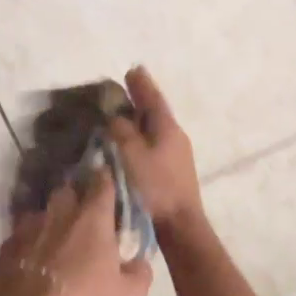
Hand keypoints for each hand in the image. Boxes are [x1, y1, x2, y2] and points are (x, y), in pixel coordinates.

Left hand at [0, 177, 152, 295]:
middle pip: (67, 190)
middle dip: (76, 196)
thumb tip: (138, 261)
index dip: (105, 178)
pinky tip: (34, 261)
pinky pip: (23, 234)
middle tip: (84, 216)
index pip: (101, 183)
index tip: (107, 177)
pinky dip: (30, 242)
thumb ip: (139, 273)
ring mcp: (29, 226)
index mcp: (92, 218)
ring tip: (57, 242)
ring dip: (52, 221)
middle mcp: (59, 212)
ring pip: (43, 212)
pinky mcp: (8, 244)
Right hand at [110, 66, 206, 232]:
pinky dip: (141, 134)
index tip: (133, 69)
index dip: (141, 84)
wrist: (180, 225)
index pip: (153, 98)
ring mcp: (176, 155)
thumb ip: (122, 131)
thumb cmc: (155, 186)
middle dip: (141, 98)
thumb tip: (116, 117)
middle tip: (127, 84)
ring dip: (140, 117)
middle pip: (156, 111)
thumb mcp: (131, 154)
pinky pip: (153, 142)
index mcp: (167, 128)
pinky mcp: (171, 171)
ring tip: (124, 110)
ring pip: (155, 128)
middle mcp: (175, 137)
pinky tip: (131, 140)